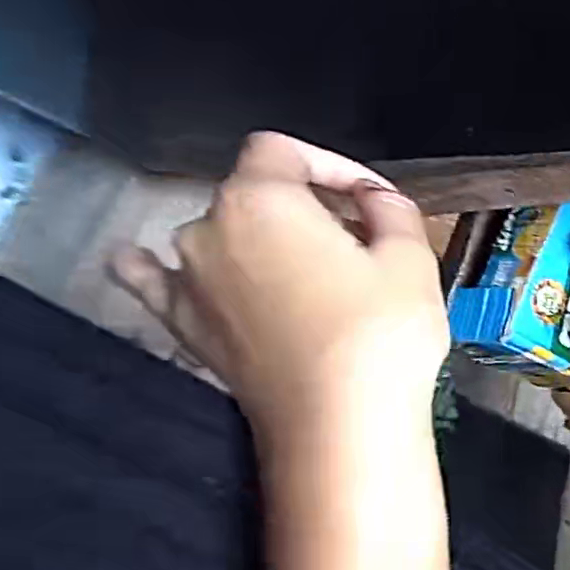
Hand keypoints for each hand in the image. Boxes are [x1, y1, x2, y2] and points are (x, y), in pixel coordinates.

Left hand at [110, 132, 447, 436]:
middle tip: (365, 246)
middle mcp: (207, 227)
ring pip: (225, 235)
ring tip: (314, 274)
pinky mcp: (183, 324)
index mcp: (262, 201)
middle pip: (257, 194)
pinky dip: (166, 267)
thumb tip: (373, 196)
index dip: (334, 165)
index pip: (284, 150)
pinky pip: (159, 278)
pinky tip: (156, 265)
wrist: (342, 419)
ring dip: (267, 240)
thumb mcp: (413, 260)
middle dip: (312, 210)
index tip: (373, 198)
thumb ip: (393, 209)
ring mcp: (186, 278)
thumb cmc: (382, 333)